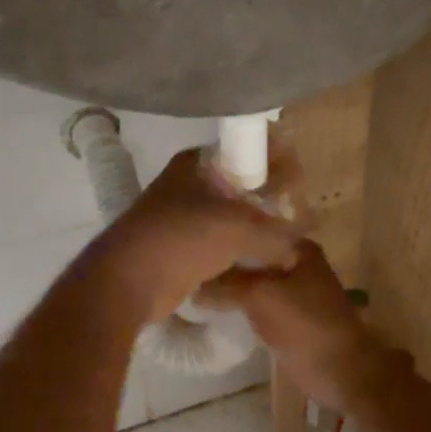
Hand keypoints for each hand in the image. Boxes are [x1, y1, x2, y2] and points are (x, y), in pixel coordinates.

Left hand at [95, 147, 300, 323]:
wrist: (127, 282)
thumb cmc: (180, 240)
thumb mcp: (237, 229)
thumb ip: (276, 234)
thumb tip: (297, 248)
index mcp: (201, 162)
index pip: (251, 149)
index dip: (281, 163)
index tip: (303, 188)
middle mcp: (195, 182)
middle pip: (247, 183)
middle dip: (275, 199)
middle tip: (301, 220)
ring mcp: (188, 215)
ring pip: (238, 215)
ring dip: (262, 229)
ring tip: (289, 245)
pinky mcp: (187, 246)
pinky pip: (226, 242)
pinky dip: (245, 250)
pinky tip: (266, 264)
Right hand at [199, 240, 408, 409]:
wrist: (340, 370)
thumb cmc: (306, 325)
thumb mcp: (261, 296)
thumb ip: (226, 284)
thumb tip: (194, 285)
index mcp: (297, 247)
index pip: (252, 227)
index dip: (223, 231)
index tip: (190, 237)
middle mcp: (294, 262)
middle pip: (250, 255)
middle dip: (222, 260)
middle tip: (183, 261)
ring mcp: (291, 290)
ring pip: (250, 280)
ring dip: (226, 283)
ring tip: (189, 280)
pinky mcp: (285, 315)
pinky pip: (253, 302)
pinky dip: (235, 303)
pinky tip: (209, 304)